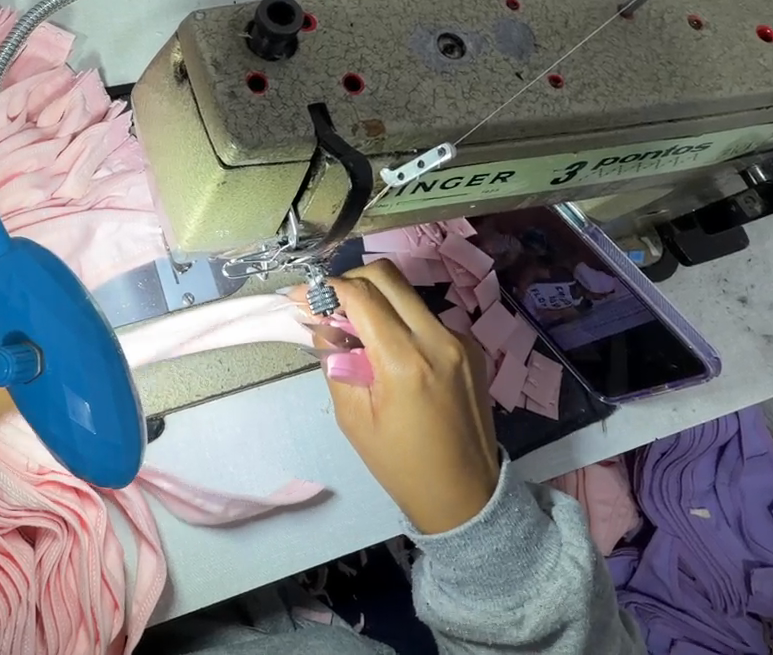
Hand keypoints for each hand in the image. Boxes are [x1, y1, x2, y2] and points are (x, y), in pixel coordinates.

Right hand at [307, 260, 501, 533]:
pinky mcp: (471, 347)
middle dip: (350, 280)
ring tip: (358, 332)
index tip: (302, 297)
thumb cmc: (400, 463)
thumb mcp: (352, 416)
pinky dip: (399, 320)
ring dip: (375, 300)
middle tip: (330, 305)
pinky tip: (390, 351)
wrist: (464, 496)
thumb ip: (335, 361)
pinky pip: (425, 315)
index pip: (360, 295)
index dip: (325, 288)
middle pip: (386, 276)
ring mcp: (459, 340)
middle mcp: (437, 339)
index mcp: (405, 361)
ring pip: (406, 293)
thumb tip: (323, 322)